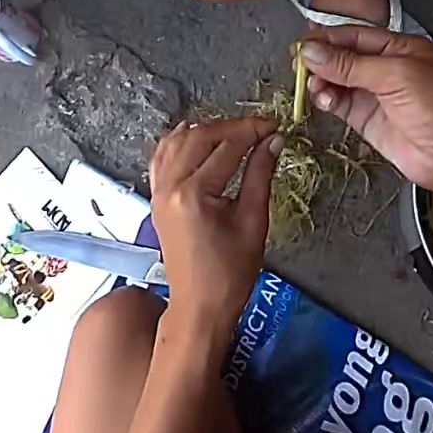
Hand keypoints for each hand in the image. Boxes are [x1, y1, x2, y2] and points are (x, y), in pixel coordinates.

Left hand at [148, 117, 280, 330]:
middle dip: (232, 127)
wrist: (200, 306)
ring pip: (178, 143)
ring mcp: (159, 192)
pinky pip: (162, 159)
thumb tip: (274, 142)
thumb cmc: (231, 271)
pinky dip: (177, 142)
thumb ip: (260, 175)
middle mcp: (170, 187)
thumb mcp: (253, 220)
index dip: (254, 132)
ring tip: (235, 130)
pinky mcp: (157, 199)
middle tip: (261, 128)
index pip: (228, 146)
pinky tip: (190, 132)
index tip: (276, 127)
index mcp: (195, 193)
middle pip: (200, 137)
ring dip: (207, 130)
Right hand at [298, 26, 432, 202]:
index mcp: (401, 48)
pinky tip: (324, 100)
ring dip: (322, 81)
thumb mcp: (396, 75)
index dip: (329, 39)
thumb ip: (351, 64)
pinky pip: (341, 104)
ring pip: (338, 81)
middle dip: (321, 60)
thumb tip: (313, 52)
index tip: (303, 43)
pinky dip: (328, 100)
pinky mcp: (368, 120)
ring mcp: (377, 95)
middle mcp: (387, 69)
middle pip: (344, 58)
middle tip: (300, 65)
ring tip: (314, 86)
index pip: (356, 36)